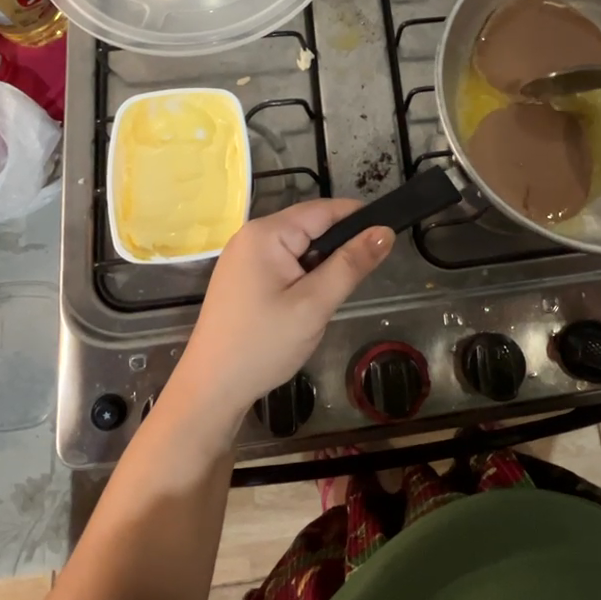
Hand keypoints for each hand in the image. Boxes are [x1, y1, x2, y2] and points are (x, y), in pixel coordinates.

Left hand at [167, 201, 393, 430]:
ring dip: (322, 265)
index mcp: (266, 233)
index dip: (358, 218)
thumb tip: (385, 231)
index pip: (324, 209)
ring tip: (334, 296)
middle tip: (361, 278)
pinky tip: (309, 303)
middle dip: (339, 247)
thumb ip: (351, 264)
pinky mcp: (242, 278)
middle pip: (310, 226)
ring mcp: (244, 257)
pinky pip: (284, 263)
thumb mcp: (314, 305)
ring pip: (299, 247)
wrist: (211, 390)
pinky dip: (303, 276)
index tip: (388, 237)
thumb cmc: (263, 344)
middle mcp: (252, 235)